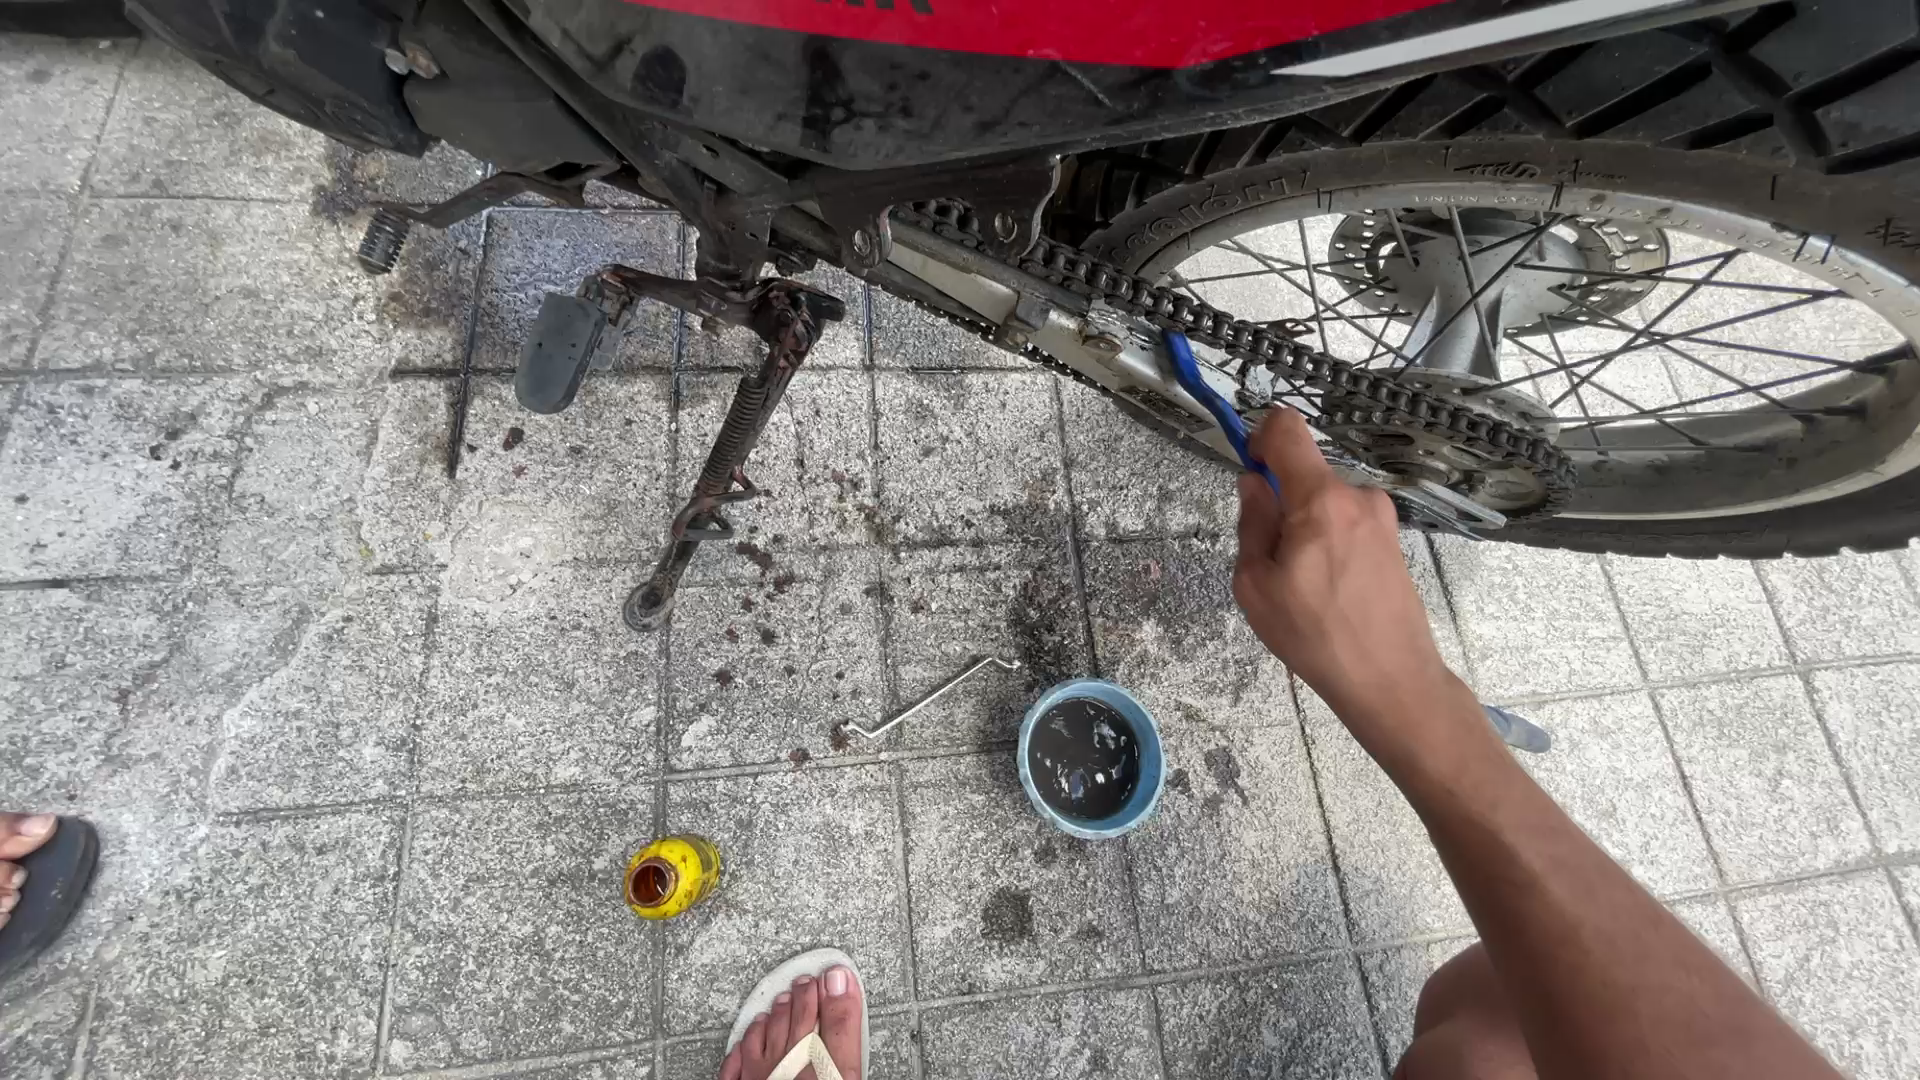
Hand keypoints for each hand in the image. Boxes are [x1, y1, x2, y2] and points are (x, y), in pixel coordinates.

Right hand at [1233, 410, 1478, 757]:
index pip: (1288, 430)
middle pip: (1303, 474)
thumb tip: (1253, 484)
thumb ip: (1252, 523)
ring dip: (1302, 526)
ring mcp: (1382, 517)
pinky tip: (1326, 588)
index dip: (1260, 436)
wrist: (1390, 679)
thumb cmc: (1313, 633)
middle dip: (1278, 502)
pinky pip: (1345, 521)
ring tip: (1300, 582)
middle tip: (1270, 559)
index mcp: (1320, 500)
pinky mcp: (1393, 539)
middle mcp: (1357, 496)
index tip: (1250, 469)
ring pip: (1323, 502)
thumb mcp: (1256, 583)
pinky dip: (1325, 540)